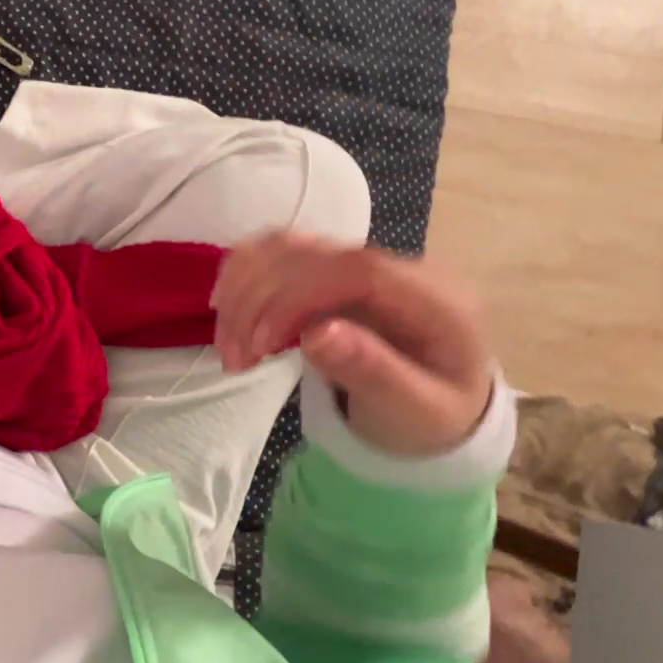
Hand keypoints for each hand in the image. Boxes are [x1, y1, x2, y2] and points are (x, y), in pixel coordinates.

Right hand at [209, 232, 494, 455]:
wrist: (436, 407)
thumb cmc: (428, 414)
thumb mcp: (415, 409)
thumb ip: (373, 371)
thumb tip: (316, 333)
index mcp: (431, 297)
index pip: (353, 270)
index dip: (294, 299)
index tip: (261, 345)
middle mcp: (393, 266)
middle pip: (309, 253)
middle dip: (257, 301)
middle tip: (234, 359)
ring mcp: (357, 264)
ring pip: (281, 249)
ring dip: (240, 290)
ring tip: (229, 344)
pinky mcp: (327, 271)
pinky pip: (272, 256)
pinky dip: (240, 280)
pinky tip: (226, 311)